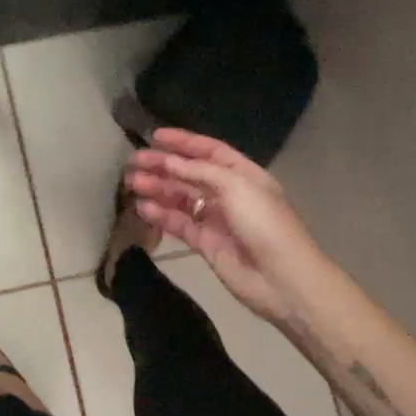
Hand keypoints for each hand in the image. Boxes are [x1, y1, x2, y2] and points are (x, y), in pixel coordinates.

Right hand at [125, 128, 329, 323]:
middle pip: (190, 173)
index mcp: (242, 174)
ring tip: (132, 183)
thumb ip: (199, 171)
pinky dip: (161, 215)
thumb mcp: (235, 186)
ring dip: (158, 188)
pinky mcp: (206, 243)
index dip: (183, 142)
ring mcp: (216, 219)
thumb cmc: (264, 223)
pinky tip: (143, 208)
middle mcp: (229, 193)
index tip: (154, 136)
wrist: (283, 279)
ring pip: (181, 198)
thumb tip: (168, 161)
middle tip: (134, 161)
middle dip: (163, 165)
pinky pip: (179, 224)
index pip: (209, 151)